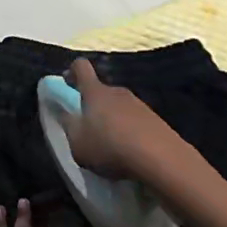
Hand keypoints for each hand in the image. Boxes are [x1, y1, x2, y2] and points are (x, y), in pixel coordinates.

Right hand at [58, 58, 192, 179]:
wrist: (160, 158)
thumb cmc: (110, 147)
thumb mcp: (78, 144)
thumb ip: (69, 127)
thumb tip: (67, 114)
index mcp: (95, 92)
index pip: (81, 67)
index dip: (72, 71)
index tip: (67, 83)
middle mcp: (117, 91)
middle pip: (101, 91)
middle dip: (93, 105)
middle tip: (88, 128)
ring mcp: (139, 104)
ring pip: (119, 106)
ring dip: (112, 119)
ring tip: (110, 144)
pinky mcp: (155, 119)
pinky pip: (134, 120)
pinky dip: (128, 131)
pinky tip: (128, 151)